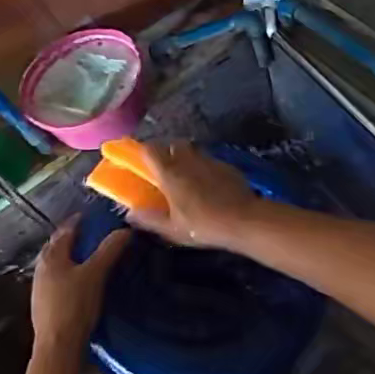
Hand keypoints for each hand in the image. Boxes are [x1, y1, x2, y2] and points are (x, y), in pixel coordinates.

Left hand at [30, 219, 130, 354]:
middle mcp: (42, 268)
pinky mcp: (45, 304)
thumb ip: (110, 250)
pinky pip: (58, 279)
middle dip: (74, 238)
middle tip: (95, 235)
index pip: (65, 230)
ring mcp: (40, 287)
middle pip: (58, 246)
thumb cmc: (75, 305)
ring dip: (72, 257)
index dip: (79, 221)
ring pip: (57, 264)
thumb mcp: (96, 274)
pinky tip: (82, 282)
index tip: (94, 216)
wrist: (57, 347)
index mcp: (52, 256)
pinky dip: (70, 273)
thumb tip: (126, 230)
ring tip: (92, 257)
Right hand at [127, 140, 260, 248]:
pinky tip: (209, 183)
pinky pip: (210, 160)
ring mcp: (209, 160)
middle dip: (168, 151)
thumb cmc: (203, 225)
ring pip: (194, 150)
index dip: (144, 152)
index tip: (142, 161)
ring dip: (187, 158)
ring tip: (188, 176)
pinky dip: (205, 167)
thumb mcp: (173, 229)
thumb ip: (150, 219)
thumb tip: (130, 213)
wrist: (244, 219)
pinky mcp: (227, 165)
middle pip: (174, 144)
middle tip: (166, 169)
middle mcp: (188, 161)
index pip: (151, 150)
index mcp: (170, 173)